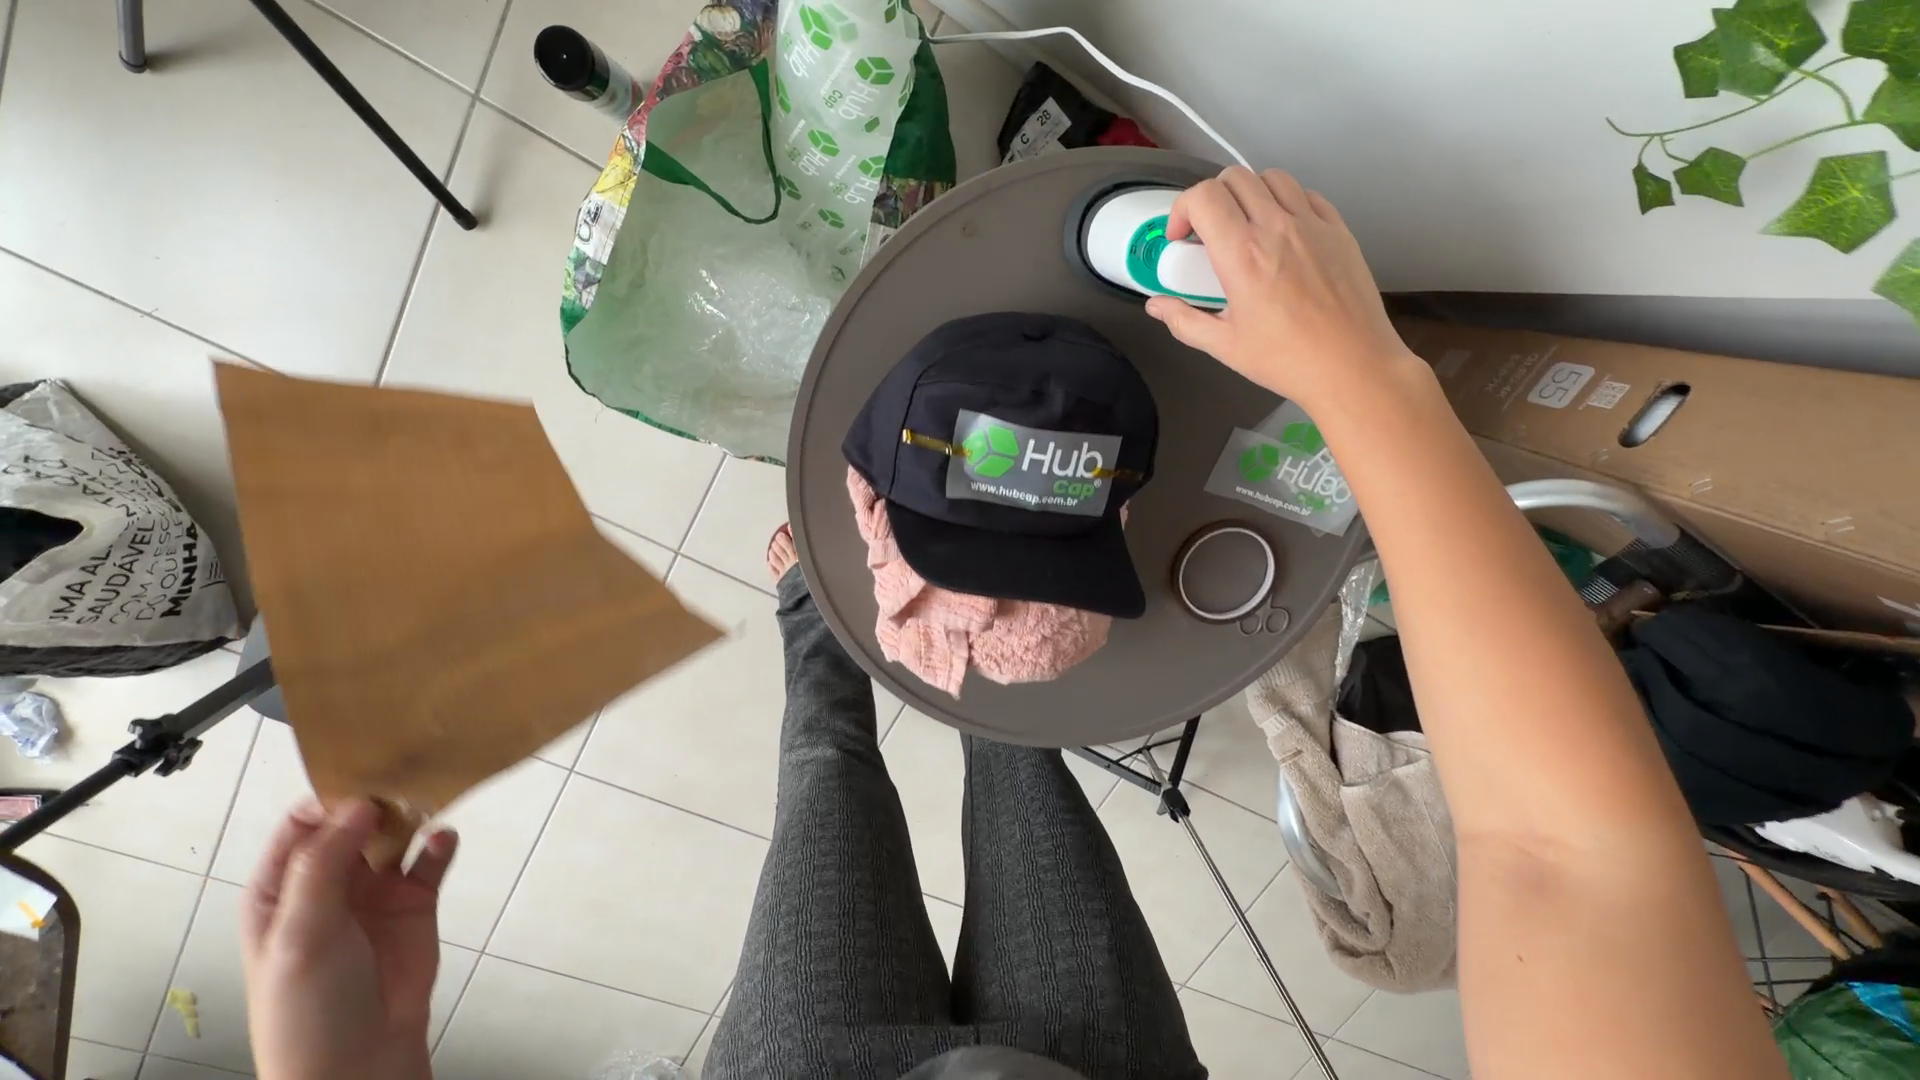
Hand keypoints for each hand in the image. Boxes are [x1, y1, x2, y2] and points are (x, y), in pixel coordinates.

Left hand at [240, 798, 456, 1079]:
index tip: (363, 784)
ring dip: (412, 818)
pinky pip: (430, 860)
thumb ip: (323, 867)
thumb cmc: (309, 1004)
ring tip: (430, 803)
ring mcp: (375, 891)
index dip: (330, 802)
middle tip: (406, 782)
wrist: (360, 1059)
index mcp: (282, 889)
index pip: (302, 826)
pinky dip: (440, 844)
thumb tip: (355, 804)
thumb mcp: (300, 935)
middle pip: (354, 824)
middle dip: (379, 802)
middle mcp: (330, 882)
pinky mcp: (416, 901)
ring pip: (395, 836)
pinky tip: (443, 841)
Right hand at [1144, 166, 1414, 408]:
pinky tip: (1280, 232)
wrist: (1351, 366)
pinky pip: (1306, 195)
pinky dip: (1285, 202)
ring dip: (1248, 194)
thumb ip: (1184, 320)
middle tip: (1206, 232)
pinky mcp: (1338, 230)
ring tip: (1243, 226)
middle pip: (1234, 178)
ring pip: (1271, 178)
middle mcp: (1277, 229)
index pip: (1204, 197)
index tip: (1181, 237)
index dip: (1183, 209)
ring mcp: (1312, 225)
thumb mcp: (1224, 346)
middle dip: (1211, 199)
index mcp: (1242, 256)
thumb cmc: (1289, 360)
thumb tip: (1158, 306)